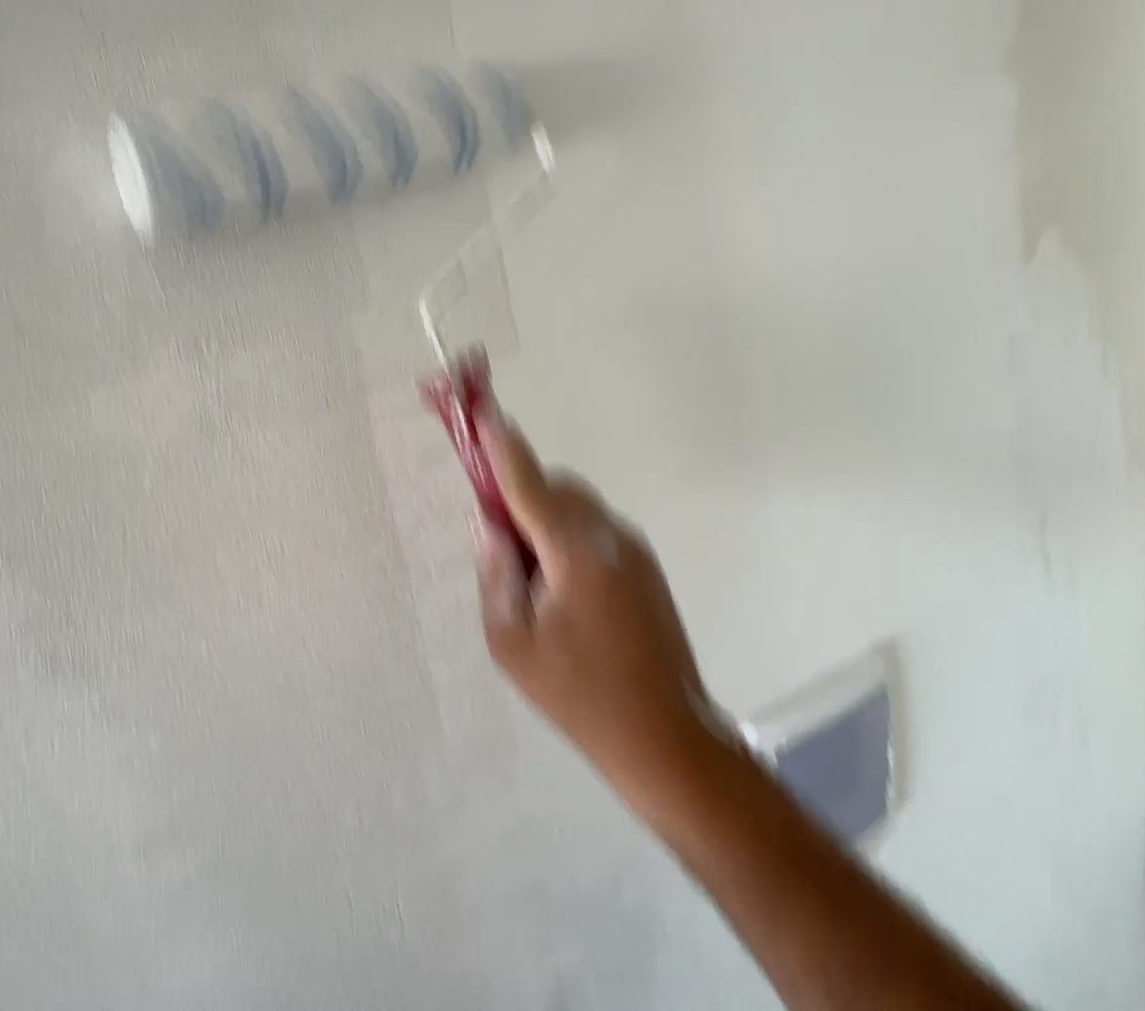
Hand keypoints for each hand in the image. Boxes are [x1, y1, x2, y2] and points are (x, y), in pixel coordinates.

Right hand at [473, 412, 719, 807]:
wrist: (664, 738)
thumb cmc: (577, 694)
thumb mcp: (510, 639)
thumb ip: (494, 571)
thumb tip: (491, 524)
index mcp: (576, 550)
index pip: (526, 480)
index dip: (498, 443)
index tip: (479, 406)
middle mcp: (611, 536)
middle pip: (553, 489)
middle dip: (518, 499)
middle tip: (496, 550)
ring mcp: (634, 552)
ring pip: (574, 511)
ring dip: (541, 525)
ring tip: (529, 590)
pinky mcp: (645, 572)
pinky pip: (592, 536)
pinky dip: (564, 545)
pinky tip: (559, 600)